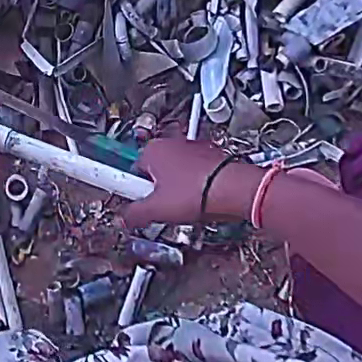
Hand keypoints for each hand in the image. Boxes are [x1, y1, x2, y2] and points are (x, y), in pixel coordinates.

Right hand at [120, 137, 262, 227]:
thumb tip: (124, 217)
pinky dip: (196, 184)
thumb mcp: (158, 210)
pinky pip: (194, 172)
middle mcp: (170, 143)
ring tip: (186, 207)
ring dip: (177, 188)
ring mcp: (192, 148)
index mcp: (152, 150)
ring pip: (175, 172)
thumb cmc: (196, 193)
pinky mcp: (210, 155)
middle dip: (157, 190)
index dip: (136, 190)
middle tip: (165, 208)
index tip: (140, 202)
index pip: (131, 170)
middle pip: (153, 171)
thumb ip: (135, 213)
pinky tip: (202, 200)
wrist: (237, 190)